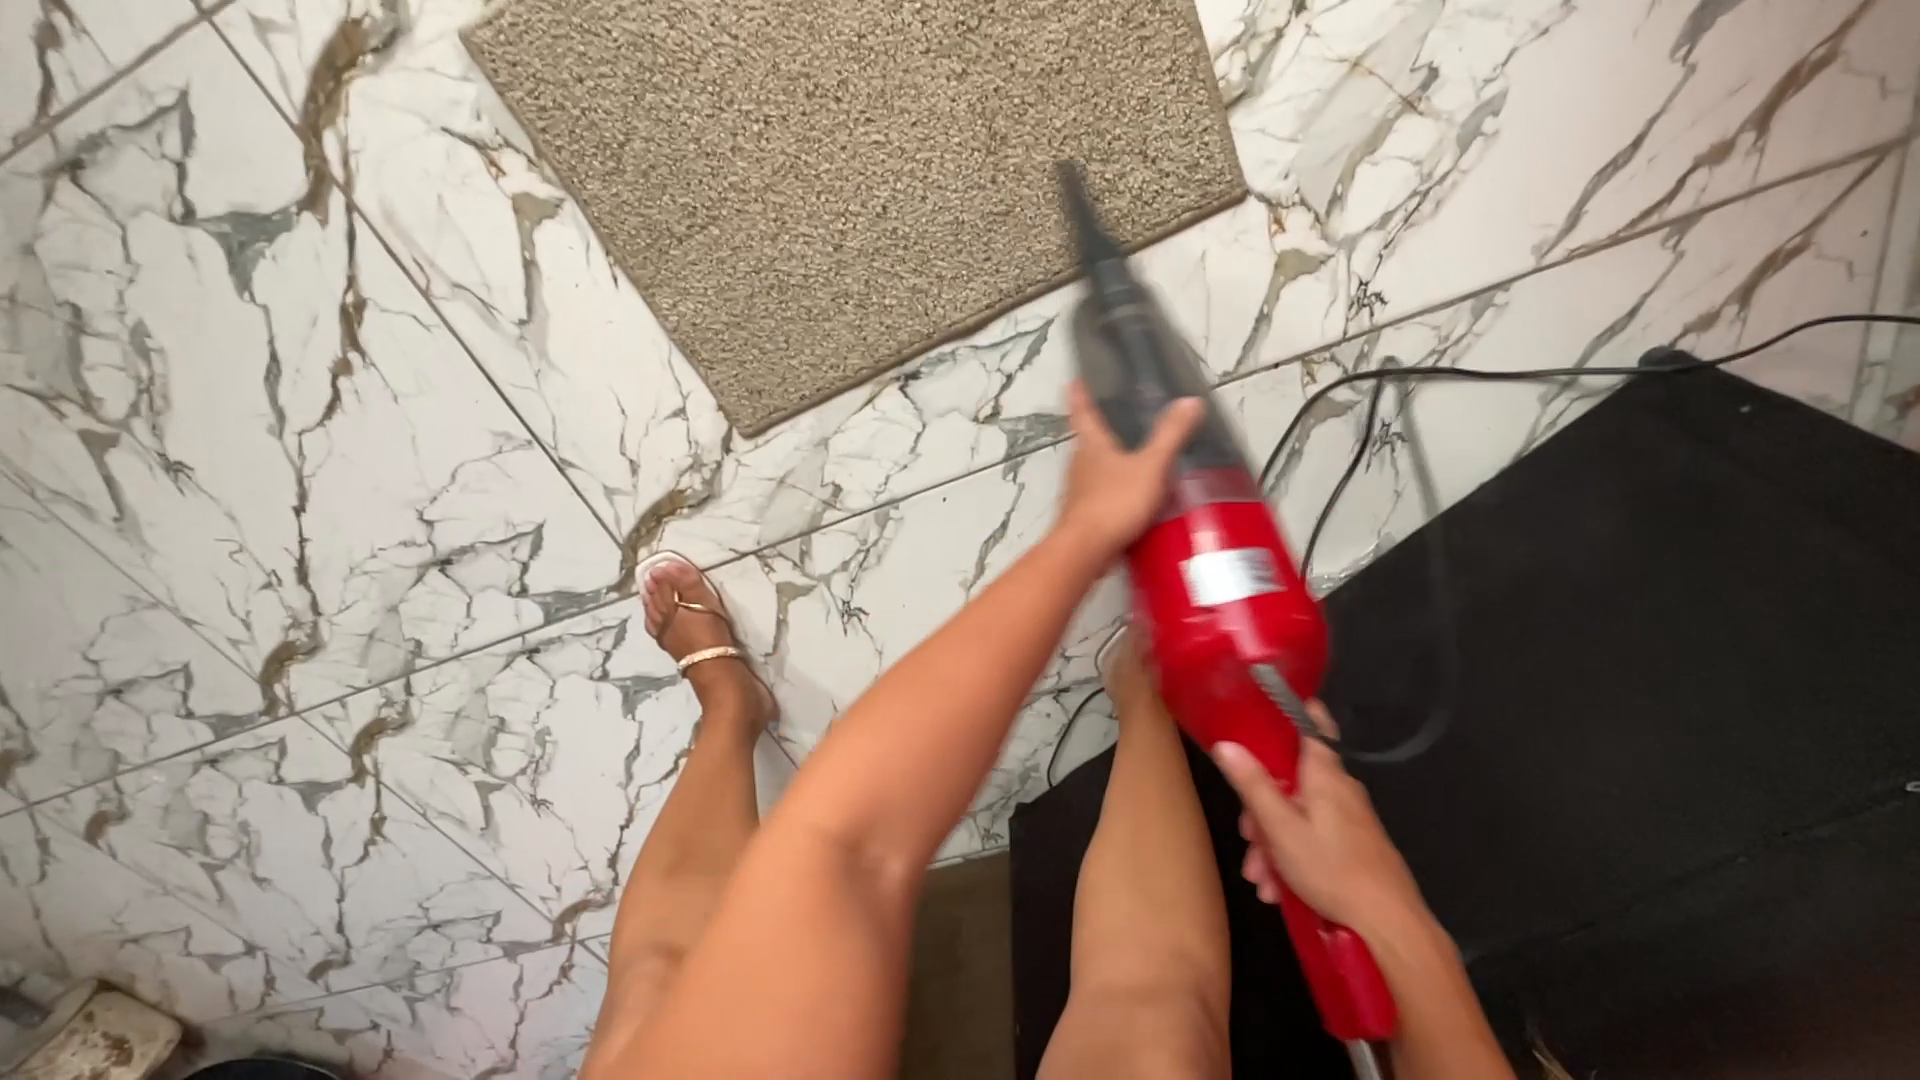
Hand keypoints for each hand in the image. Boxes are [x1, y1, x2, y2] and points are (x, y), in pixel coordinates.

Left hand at [1056, 381, 1203, 562]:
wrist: (1085, 550)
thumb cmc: (1115, 502)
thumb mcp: (1151, 466)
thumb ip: (1170, 435)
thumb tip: (1190, 401)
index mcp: (1092, 446)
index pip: (1083, 412)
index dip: (1079, 395)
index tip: (1074, 380)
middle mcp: (1079, 465)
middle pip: (1088, 442)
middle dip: (1099, 432)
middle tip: (1114, 420)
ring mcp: (1078, 492)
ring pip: (1093, 470)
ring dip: (1108, 464)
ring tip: (1130, 459)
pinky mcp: (1083, 516)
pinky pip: (1100, 497)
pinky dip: (1114, 492)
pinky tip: (1130, 500)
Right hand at [1211, 701, 1427, 936]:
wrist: (1389, 926)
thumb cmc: (1332, 869)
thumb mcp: (1280, 827)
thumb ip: (1252, 784)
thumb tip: (1225, 743)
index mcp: (1324, 774)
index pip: (1313, 723)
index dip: (1290, 711)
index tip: (1260, 713)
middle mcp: (1340, 789)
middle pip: (1291, 779)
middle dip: (1261, 809)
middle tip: (1247, 839)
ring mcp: (1349, 819)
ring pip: (1298, 815)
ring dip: (1272, 843)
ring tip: (1261, 881)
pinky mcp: (1354, 846)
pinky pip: (1313, 839)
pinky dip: (1291, 857)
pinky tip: (1279, 890)